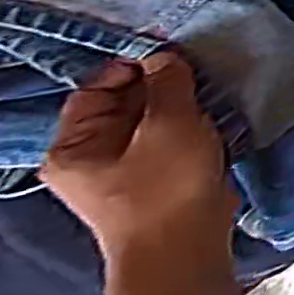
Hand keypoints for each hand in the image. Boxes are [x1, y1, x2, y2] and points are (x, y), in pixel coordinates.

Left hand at [41, 52, 234, 263]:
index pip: (96, 88)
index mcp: (75, 145)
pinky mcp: (159, 170)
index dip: (132, 65)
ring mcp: (127, 163)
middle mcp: (93, 152)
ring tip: (215, 84)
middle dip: (164, 80)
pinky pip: (172, 131)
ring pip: (154, 115)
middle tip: (203, 64)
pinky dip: (193, 116)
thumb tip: (164, 55)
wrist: (183, 242)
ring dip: (184, 98)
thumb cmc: (165, 182)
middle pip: (127, 100)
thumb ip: (167, 83)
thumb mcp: (169, 123)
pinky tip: (218, 107)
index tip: (174, 52)